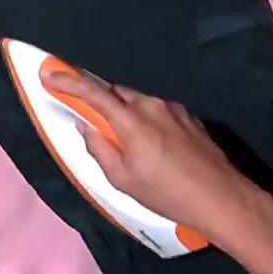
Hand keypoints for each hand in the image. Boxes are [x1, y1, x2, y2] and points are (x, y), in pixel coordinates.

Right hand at [39, 67, 272, 247]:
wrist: (226, 200)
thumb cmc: (168, 194)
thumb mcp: (123, 180)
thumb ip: (99, 148)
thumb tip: (86, 126)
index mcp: (131, 120)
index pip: (92, 93)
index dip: (67, 81)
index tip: (47, 73)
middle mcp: (151, 105)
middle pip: (114, 91)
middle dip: (96, 96)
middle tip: (84, 109)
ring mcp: (173, 109)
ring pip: (136, 99)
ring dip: (121, 109)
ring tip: (121, 135)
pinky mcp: (189, 116)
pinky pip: (155, 109)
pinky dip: (143, 117)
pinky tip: (149, 142)